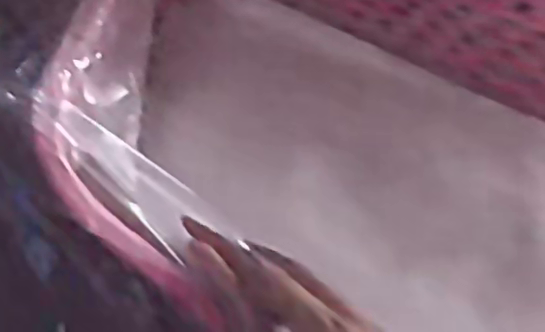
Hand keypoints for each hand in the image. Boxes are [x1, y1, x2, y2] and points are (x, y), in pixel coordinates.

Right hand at [183, 218, 377, 331]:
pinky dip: (307, 300)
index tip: (188, 223)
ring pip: (322, 292)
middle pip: (297, 274)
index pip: (261, 268)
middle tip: (215, 245)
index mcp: (323, 320)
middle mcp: (356, 321)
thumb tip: (199, 250)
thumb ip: (233, 302)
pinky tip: (290, 311)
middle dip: (253, 257)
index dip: (220, 243)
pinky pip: (340, 311)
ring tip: (249, 276)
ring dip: (281, 278)